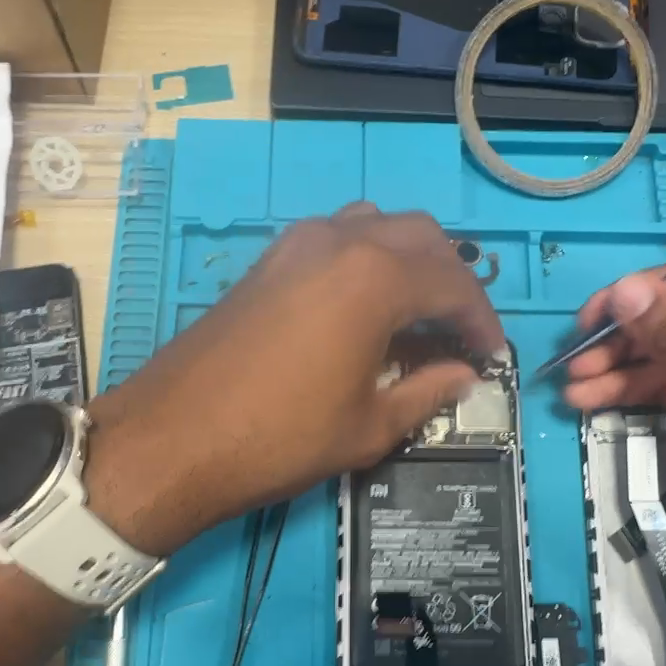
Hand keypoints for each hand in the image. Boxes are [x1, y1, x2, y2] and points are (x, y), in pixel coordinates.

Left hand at [86, 203, 505, 555]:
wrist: (175, 438)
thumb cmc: (281, 439)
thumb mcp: (368, 427)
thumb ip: (427, 393)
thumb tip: (464, 376)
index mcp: (375, 277)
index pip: (454, 283)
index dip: (481, 321)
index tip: (491, 356)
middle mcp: (340, 241)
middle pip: (420, 238)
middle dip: (450, 281)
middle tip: (458, 332)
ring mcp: (296, 244)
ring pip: (375, 227)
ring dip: (407, 262)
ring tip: (415, 315)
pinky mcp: (267, 261)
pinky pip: (334, 240)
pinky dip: (365, 261)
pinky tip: (362, 310)